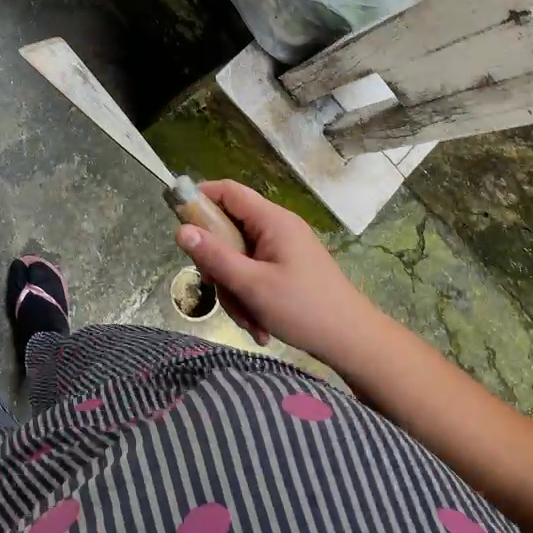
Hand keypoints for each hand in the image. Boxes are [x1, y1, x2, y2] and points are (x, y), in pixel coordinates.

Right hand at [174, 180, 382, 362]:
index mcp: (272, 220)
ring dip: (235, 290)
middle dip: (219, 264)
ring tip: (249, 319)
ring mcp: (283, 249)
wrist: (352, 341)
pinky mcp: (287, 269)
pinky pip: (254, 274)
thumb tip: (181, 231)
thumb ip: (215, 257)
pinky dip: (250, 297)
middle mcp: (277, 228)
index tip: (179, 224)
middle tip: (217, 288)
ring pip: (239, 259)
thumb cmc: (303, 308)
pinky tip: (259, 326)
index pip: (228, 191)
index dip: (200, 199)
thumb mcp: (252, 285)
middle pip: (229, 230)